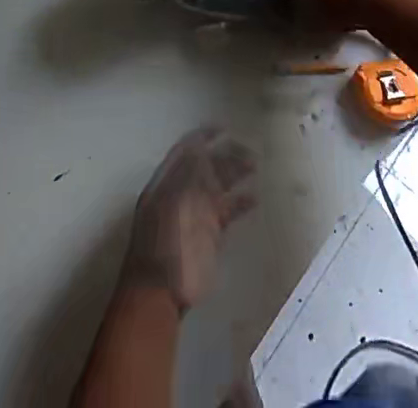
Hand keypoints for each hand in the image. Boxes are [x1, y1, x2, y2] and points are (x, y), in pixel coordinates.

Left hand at [122, 128, 255, 312]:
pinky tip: (254, 197)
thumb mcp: (174, 203)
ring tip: (256, 165)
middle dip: (225, 154)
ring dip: (234, 174)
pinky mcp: (208, 235)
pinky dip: (239, 203)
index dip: (202, 136)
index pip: (185, 151)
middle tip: (250, 150)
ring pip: (217, 186)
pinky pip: (225, 211)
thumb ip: (188, 175)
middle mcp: (181, 193)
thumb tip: (201, 147)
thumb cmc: (165, 243)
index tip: (223, 127)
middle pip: (204, 166)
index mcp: (167, 182)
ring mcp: (194, 214)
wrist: (160, 291)